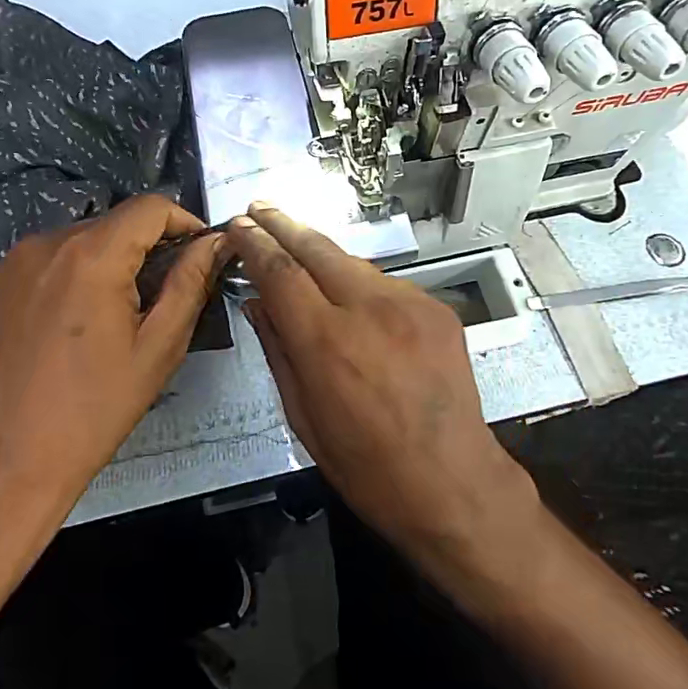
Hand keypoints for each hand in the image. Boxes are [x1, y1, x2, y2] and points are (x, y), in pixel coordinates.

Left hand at [0, 196, 228, 511]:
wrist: (6, 464)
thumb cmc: (96, 408)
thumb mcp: (160, 346)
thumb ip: (190, 282)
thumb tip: (215, 243)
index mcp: (90, 257)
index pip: (150, 207)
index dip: (184, 223)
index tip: (200, 256)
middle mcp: (42, 246)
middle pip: (112, 223)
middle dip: (147, 247)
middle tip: (164, 295)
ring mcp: (6, 268)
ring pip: (77, 242)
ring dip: (108, 262)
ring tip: (119, 314)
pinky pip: (43, 265)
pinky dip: (70, 278)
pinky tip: (74, 326)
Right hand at [227, 203, 538, 557]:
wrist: (449, 478)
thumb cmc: (368, 466)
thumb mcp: (305, 417)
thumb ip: (279, 351)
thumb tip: (260, 305)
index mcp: (327, 342)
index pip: (280, 271)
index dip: (254, 244)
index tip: (237, 228)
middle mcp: (371, 311)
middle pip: (319, 248)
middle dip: (285, 225)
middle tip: (262, 210)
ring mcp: (412, 305)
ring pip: (357, 265)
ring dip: (326, 257)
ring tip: (302, 254)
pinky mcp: (439, 311)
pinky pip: (391, 287)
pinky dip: (365, 287)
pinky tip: (355, 300)